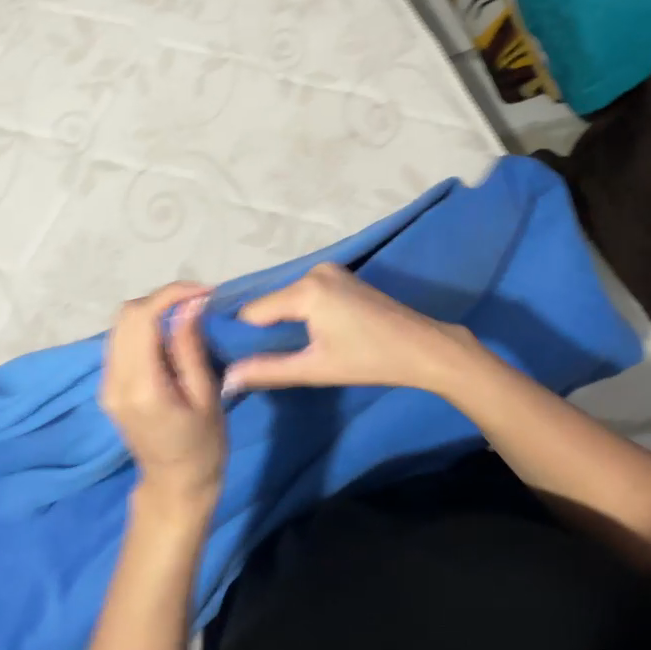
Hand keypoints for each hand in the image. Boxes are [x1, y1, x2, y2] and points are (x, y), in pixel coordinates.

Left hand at [101, 283, 226, 507]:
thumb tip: (190, 304)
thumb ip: (190, 348)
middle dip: (162, 299)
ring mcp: (106, 384)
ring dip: (153, 311)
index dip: (171, 295)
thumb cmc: (202, 445)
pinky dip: (145, 327)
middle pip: (126, 315)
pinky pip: (121, 341)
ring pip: (120, 324)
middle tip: (198, 304)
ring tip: (187, 316)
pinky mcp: (108, 386)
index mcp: (141, 386)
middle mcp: (114, 381)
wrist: (175, 485)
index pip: (143, 318)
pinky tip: (170, 335)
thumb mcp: (206, 396)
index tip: (204, 293)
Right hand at [222, 263, 474, 393]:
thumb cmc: (370, 360)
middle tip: (253, 359)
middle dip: (261, 329)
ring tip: (276, 351)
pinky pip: (305, 293)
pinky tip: (302, 336)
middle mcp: (314, 271)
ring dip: (280, 321)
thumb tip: (228, 377)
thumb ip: (269, 370)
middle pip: (270, 302)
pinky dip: (298, 312)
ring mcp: (330, 271)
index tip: (232, 358)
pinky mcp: (341, 277)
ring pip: (287, 298)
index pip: (254, 311)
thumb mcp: (316, 369)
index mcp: (306, 290)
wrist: (422, 347)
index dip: (241, 336)